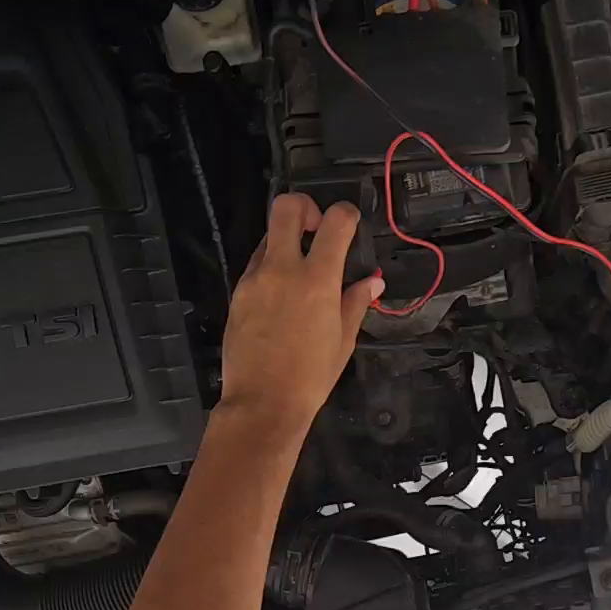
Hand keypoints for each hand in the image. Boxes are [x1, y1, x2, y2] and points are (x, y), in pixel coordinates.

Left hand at [217, 194, 382, 433]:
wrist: (264, 402)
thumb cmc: (312, 377)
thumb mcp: (343, 340)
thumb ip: (356, 303)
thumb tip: (372, 281)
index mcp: (317, 280)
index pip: (335, 222)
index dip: (347, 214)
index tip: (350, 222)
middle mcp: (282, 269)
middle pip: (287, 207)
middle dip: (305, 207)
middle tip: (316, 228)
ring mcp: (255, 279)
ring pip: (269, 237)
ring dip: (287, 241)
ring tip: (300, 272)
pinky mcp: (238, 294)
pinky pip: (257, 266)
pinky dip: (272, 269)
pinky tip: (282, 298)